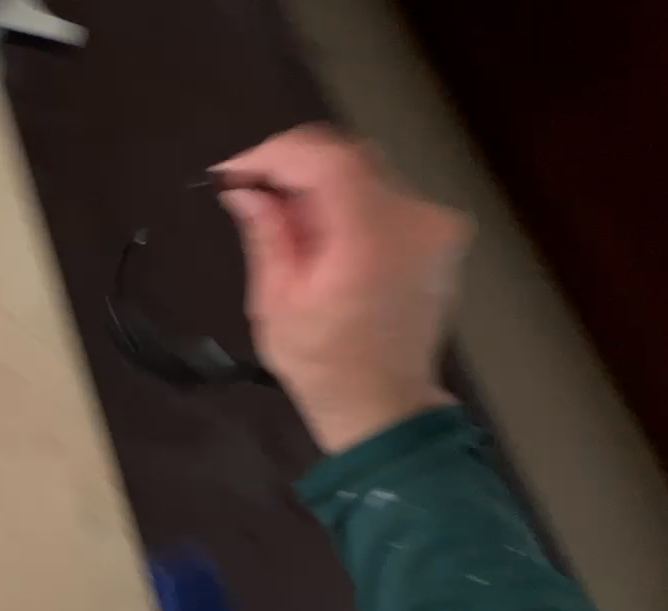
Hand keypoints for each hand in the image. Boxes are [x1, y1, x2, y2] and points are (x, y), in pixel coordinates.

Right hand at [215, 125, 472, 452]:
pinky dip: (342, 200)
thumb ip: (267, 235)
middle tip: (243, 190)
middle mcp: (415, 216)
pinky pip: (383, 197)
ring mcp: (434, 223)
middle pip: (350, 157)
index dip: (273, 154)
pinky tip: (312, 229)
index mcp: (370, 237)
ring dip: (315, 183)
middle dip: (290, 165)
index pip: (326, 159)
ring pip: (367, 174)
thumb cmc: (317, 361)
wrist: (380, 399)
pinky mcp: (437, 233)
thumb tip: (244, 192)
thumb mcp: (275, 301)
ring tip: (271, 212)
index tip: (229, 173)